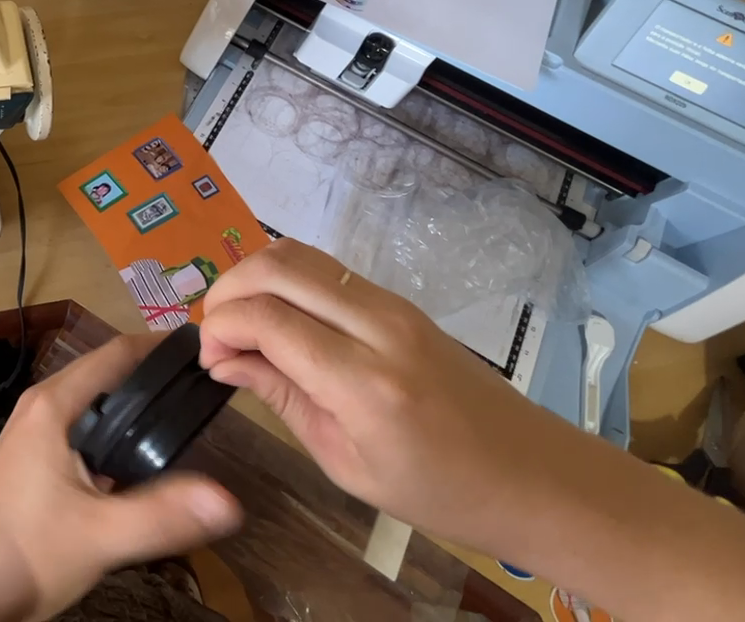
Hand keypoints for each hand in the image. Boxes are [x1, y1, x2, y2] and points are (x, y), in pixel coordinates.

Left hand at [0, 335, 241, 621]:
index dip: (158, 346)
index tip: (204, 350)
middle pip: (106, 376)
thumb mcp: (99, 536)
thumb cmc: (22, 552)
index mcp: (53, 404)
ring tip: (186, 420)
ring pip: (96, 407)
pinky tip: (144, 464)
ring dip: (135, 410)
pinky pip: (85, 433)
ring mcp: (36, 434)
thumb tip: (230, 499)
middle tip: (205, 389)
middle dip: (152, 378)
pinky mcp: (36, 461)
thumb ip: (163, 515)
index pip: (114, 354)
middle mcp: (43, 407)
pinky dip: (117, 437)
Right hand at [197, 240, 595, 558]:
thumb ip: (279, 395)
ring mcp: (390, 304)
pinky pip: (322, 266)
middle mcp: (377, 326)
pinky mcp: (395, 298)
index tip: (208, 359)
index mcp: (365, 383)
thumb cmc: (438, 491)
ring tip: (239, 319)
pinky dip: (281, 278)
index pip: (266, 318)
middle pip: (275, 267)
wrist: (536, 477)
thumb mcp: (344, 461)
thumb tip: (220, 359)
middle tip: (215, 331)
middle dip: (226, 290)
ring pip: (295, 253)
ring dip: (251, 275)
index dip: (220, 328)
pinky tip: (275, 315)